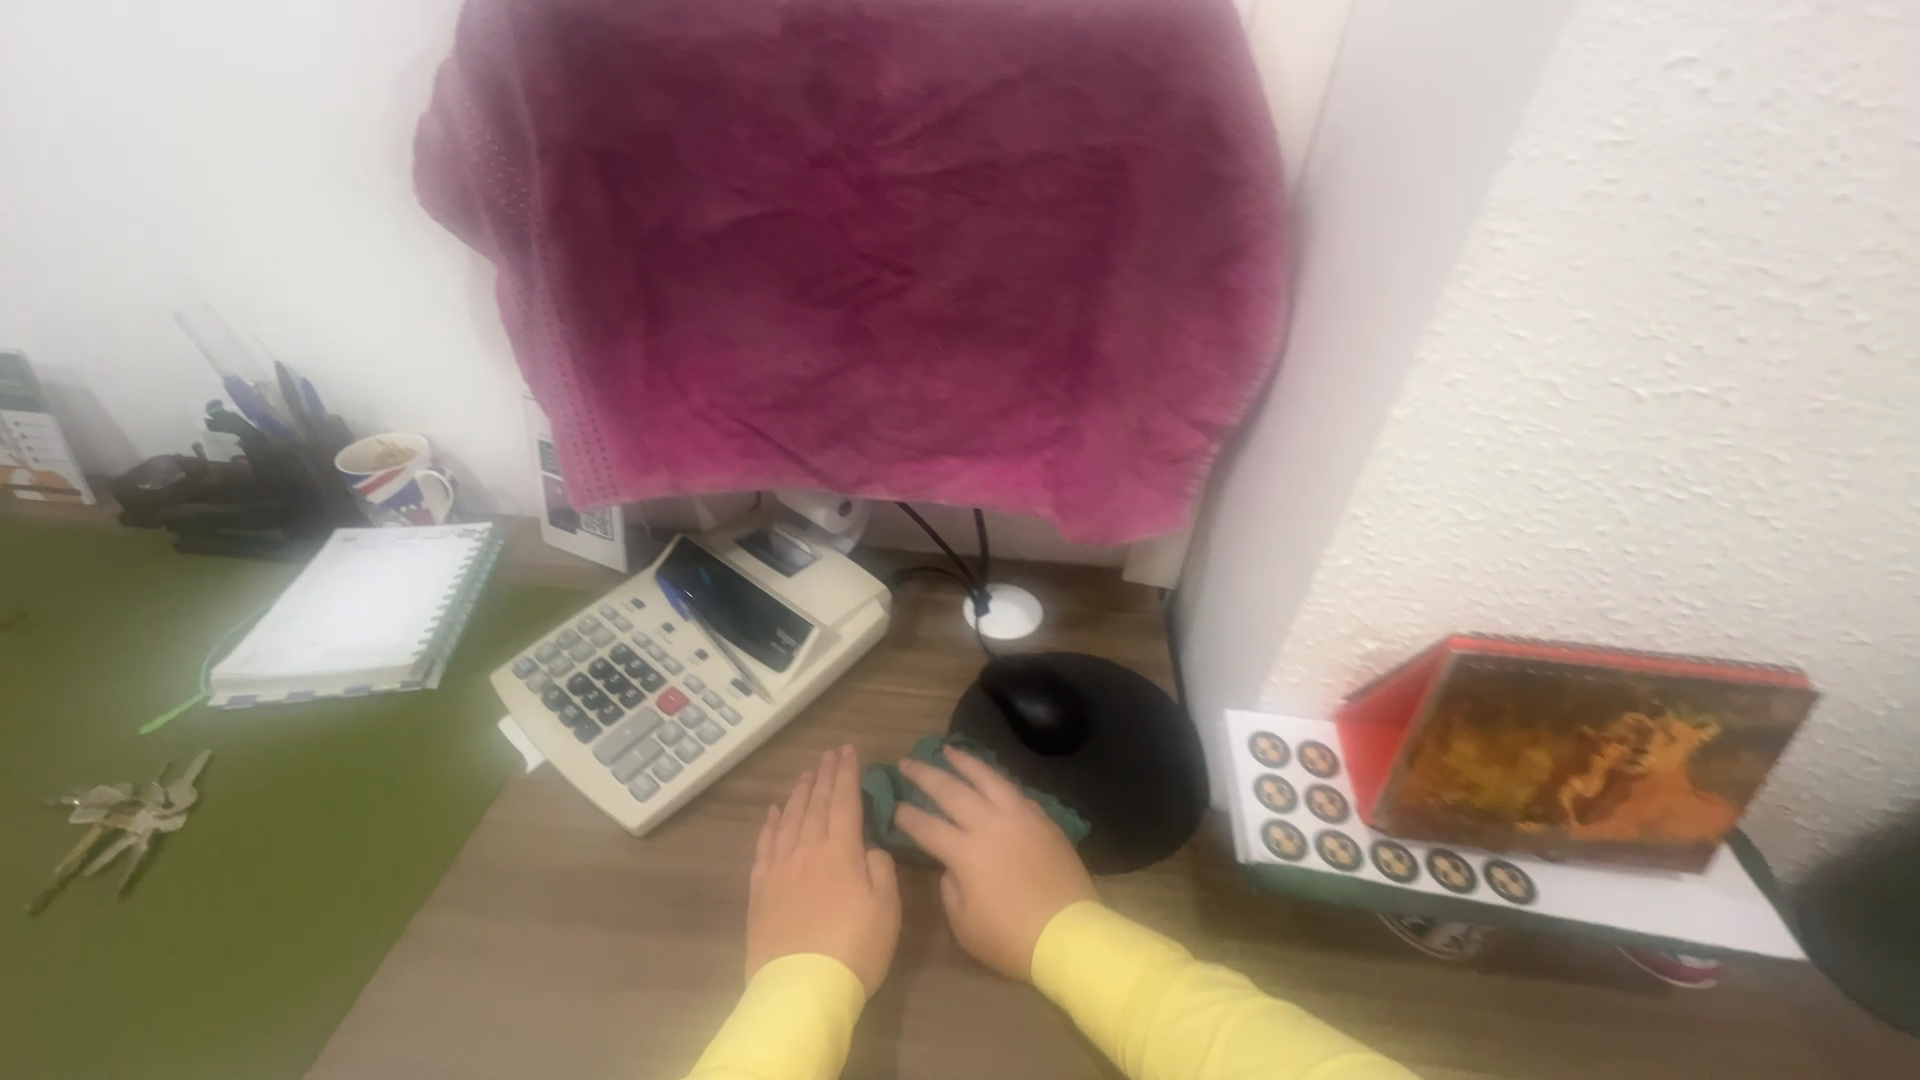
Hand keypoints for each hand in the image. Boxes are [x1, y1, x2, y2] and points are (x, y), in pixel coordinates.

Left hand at [746, 746, 900, 996]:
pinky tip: (773, 812)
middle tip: (829, 754)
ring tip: (806, 774)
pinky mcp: (759, 890)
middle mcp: (807, 850)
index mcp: (841, 852)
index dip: (847, 775)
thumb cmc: (855, 950)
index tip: (848, 751)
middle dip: (824, 776)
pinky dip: (770, 824)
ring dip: (799, 793)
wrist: (801, 991)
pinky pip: (764, 845)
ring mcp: (779, 869)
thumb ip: (880, 868)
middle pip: (816, 804)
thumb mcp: (887, 909)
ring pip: (789, 819)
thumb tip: (868, 846)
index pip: (845, 802)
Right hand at [895, 746, 1097, 981]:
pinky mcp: (1043, 820)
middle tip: (907, 762)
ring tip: (948, 750)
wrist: (1069, 935)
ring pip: (988, 779)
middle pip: (952, 791)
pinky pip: (1015, 791)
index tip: (895, 807)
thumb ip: (950, 888)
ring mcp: (1020, 817)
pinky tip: (989, 776)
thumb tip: (951, 865)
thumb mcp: (965, 925)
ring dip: (964, 762)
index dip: (908, 816)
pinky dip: (997, 780)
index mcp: (966, 852)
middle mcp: (991, 824)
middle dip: (925, 775)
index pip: (928, 826)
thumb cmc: (1011, 939)